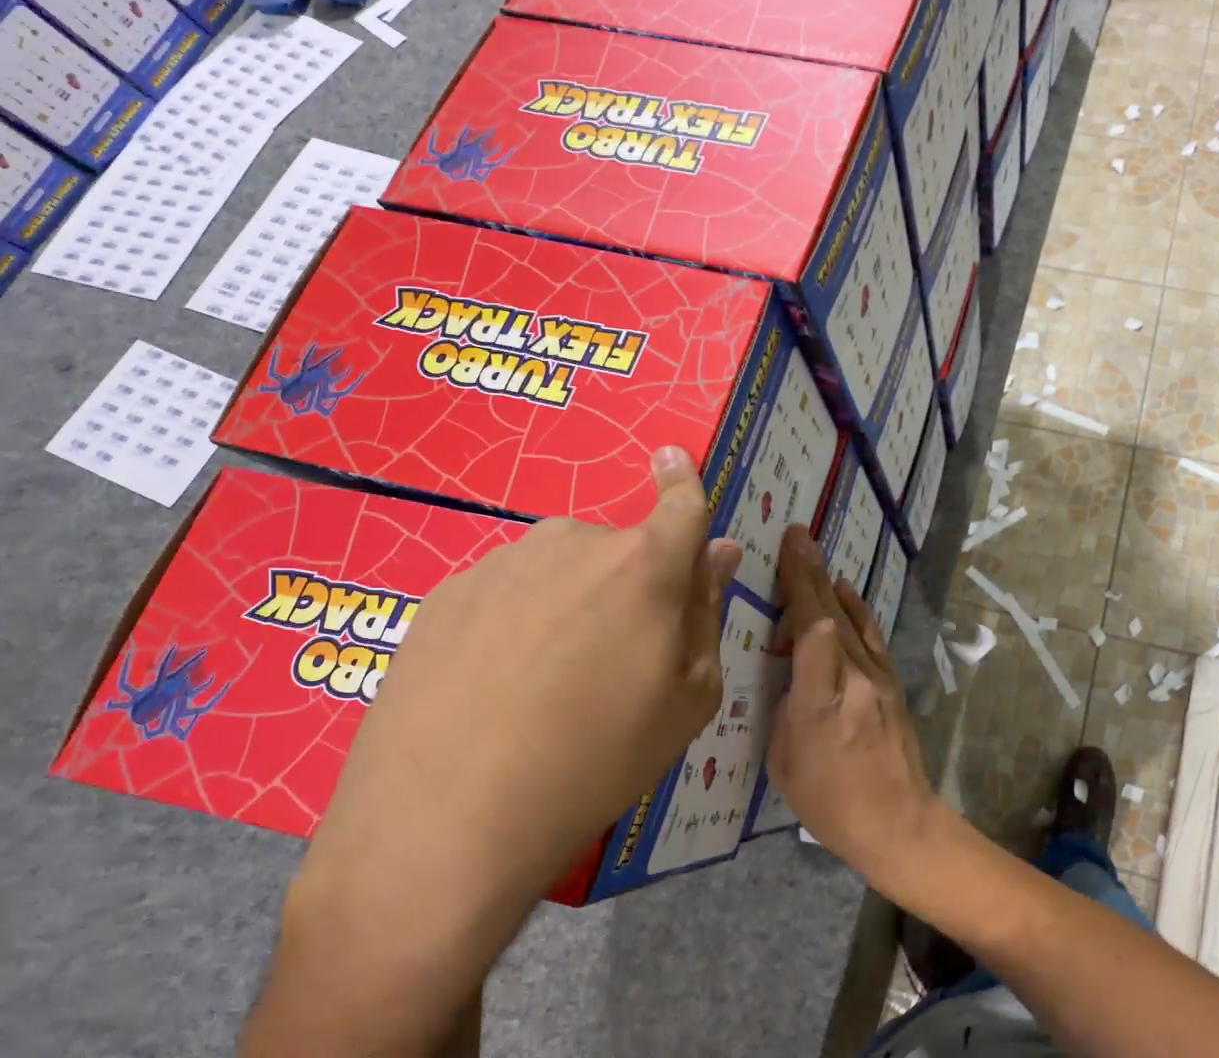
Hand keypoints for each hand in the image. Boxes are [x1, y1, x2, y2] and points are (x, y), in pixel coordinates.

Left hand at [248, 446, 739, 1055]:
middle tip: (620, 656)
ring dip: (571, 602)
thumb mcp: (688, 699)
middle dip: (631, 582)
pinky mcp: (442, 597)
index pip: (680, 502)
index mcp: (645, 566)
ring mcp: (500, 566)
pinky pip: (505, 593)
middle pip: (619, 548)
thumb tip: (716, 555)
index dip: (683, 480)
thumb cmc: (598, 759)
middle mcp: (572, 544)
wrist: (446, 819)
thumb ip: (706, 615)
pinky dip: (517, 621)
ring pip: (559, 568)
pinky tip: (498, 687)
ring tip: (551, 683)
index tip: (673, 459)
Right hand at [767, 525, 939, 887]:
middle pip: (828, 616)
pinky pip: (871, 637)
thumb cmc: (830, 802)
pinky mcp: (892, 684)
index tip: (789, 553)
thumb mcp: (786, 762)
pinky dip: (857, 610)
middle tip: (796, 534)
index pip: (810, 633)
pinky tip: (845, 591)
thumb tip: (791, 674)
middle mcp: (854, 680)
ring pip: (850, 621)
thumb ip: (786, 708)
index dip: (799, 591)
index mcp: (820, 703)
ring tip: (813, 553)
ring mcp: (878, 679)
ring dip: (830, 584)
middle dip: (809, 573)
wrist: (897, 821)